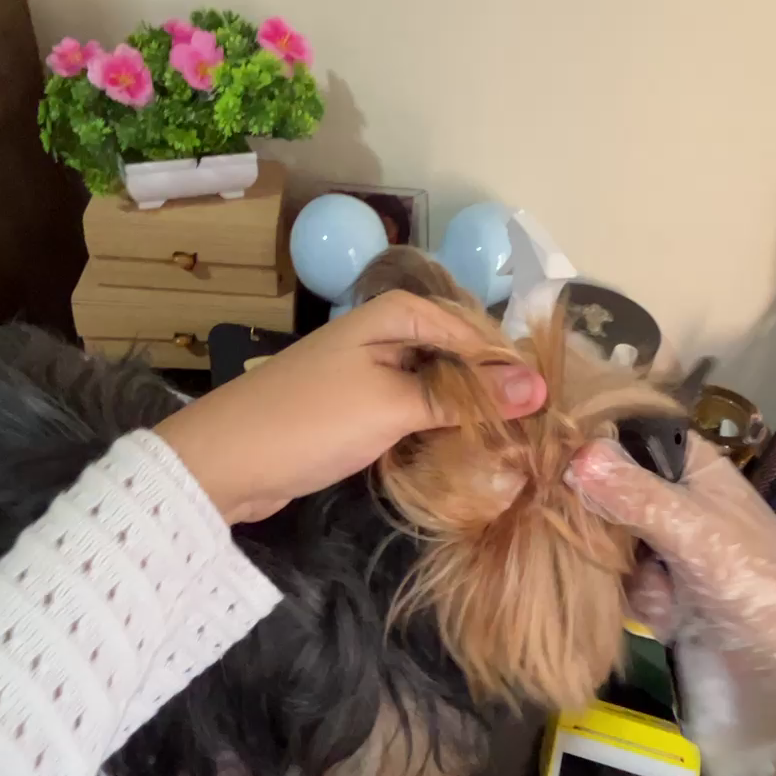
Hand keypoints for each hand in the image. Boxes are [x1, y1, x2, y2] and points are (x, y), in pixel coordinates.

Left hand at [156, 291, 546, 524]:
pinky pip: (411, 409)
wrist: (227, 461)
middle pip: (458, 357)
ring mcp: (371, 371)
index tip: (547, 411)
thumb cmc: (312, 420)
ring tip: (507, 448)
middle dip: (492, 393)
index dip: (511, 369)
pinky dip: (435, 429)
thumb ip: (465, 398)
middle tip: (531, 435)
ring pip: (436, 386)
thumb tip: (539, 387)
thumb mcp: (394, 406)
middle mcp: (386, 334)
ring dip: (465, 415)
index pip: (476, 333)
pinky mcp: (359, 406)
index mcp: (396, 314)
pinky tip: (461, 454)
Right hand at [568, 438, 775, 775]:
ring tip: (660, 593)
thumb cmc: (751, 581)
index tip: (556, 466)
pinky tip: (664, 614)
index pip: (627, 435)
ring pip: (606, 537)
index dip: (591, 446)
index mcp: (691, 465)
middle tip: (613, 546)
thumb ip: (634, 494)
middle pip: (606, 489)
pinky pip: (619, 577)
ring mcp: (664, 542)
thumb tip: (576, 456)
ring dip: (624, 570)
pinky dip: (636, 597)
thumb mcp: (692, 531)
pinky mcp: (659, 582)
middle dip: (603, 524)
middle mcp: (674, 496)